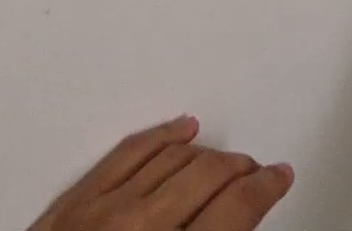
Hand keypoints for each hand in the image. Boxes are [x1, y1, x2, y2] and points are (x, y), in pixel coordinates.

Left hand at [27, 116, 293, 230]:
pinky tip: (181, 129)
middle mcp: (139, 230)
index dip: (265, 188)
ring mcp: (102, 212)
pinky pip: (128, 152)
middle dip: (240, 168)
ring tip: (225, 158)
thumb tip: (236, 225)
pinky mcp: (72, 204)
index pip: (235, 209)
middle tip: (255, 172)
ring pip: (172, 157)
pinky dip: (160, 136)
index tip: (279, 177)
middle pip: (207, 174)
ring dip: (207, 154)